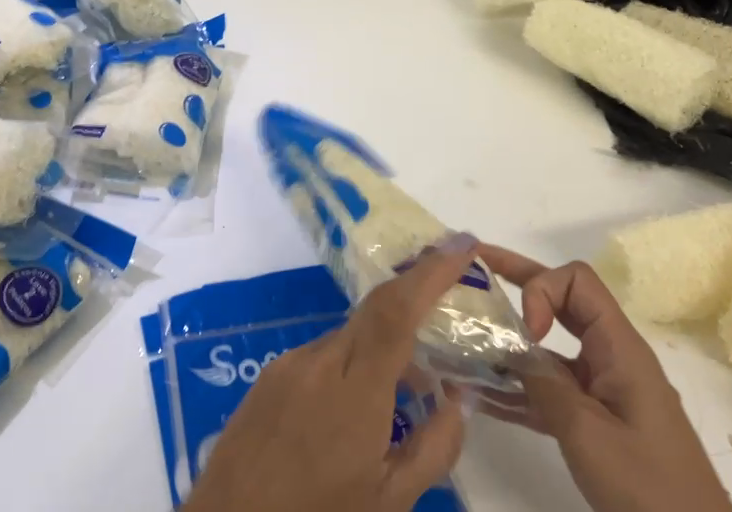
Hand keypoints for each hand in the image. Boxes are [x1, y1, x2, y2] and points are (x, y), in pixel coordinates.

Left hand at [182, 236, 478, 511]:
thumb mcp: (392, 498)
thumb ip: (435, 446)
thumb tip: (459, 398)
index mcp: (355, 389)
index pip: (396, 311)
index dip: (431, 272)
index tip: (462, 245)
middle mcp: (319, 361)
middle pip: (373, 312)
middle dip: (415, 296)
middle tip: (451, 306)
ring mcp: (289, 364)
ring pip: (348, 337)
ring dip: (383, 348)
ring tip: (410, 389)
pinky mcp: (269, 375)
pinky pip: (323, 355)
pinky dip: (353, 364)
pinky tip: (361, 406)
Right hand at [476, 243, 731, 511]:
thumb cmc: (647, 485)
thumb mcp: (587, 432)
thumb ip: (542, 383)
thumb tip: (508, 350)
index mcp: (620, 349)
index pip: (576, 282)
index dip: (541, 289)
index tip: (526, 330)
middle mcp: (611, 359)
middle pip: (561, 302)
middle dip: (516, 284)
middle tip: (471, 270)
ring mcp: (603, 390)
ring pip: (549, 349)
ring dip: (508, 345)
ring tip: (461, 343)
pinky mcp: (596, 421)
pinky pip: (550, 389)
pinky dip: (516, 387)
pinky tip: (478, 394)